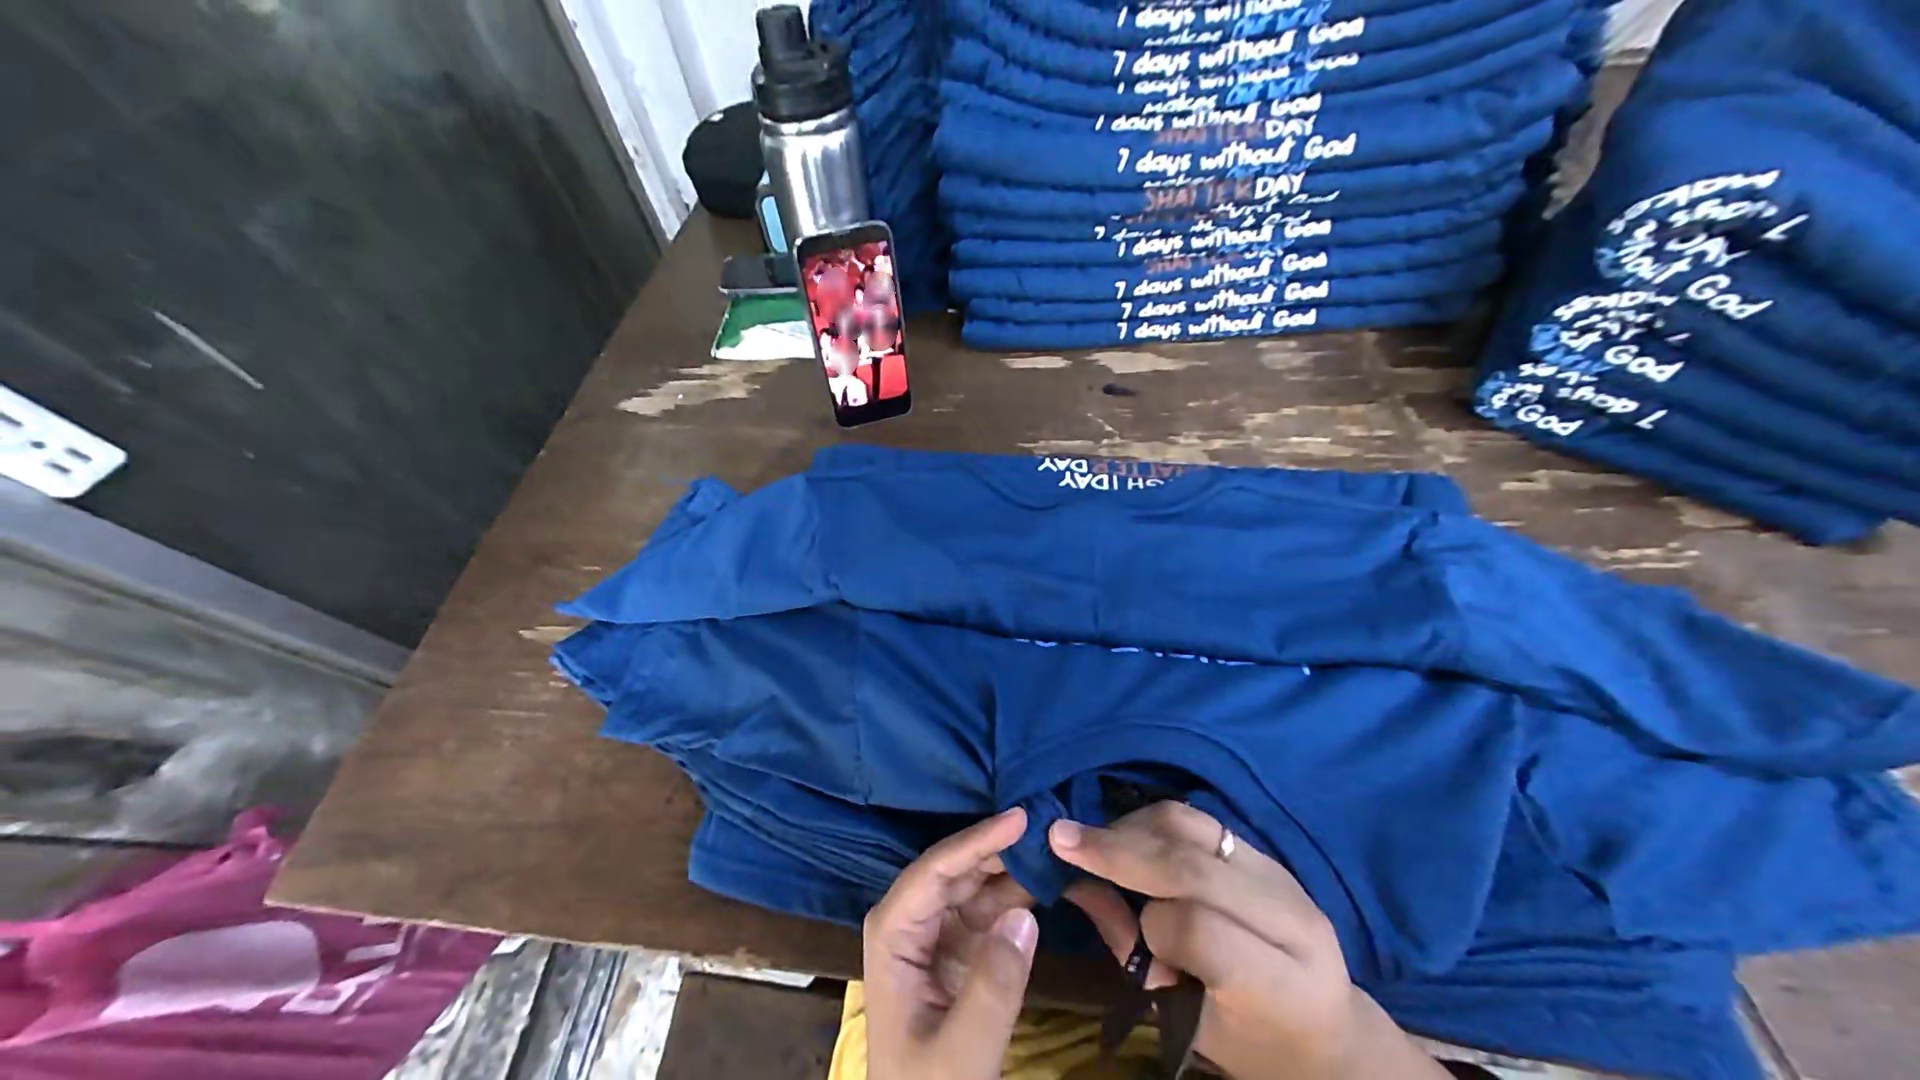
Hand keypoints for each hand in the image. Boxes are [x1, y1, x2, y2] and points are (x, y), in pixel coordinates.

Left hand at [864, 807, 1039, 1079]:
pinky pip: (993, 907)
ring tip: (1058, 841)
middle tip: (1052, 823)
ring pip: (978, 882)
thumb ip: (992, 987)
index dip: (978, 840)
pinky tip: (1051, 876)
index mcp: (893, 930)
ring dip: (1016, 864)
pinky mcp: (963, 945)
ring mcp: (938, 930)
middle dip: (1003, 846)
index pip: (936, 870)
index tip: (1021, 817)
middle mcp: (912, 918)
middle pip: (959, 868)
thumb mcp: (961, 1052)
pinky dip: (1022, 892)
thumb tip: (1025, 917)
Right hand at [1052, 802, 1451, 1079]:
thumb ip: (1136, 953)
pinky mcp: (1265, 852)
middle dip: (1119, 846)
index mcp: (1280, 984)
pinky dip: (1154, 821)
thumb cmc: (1254, 1044)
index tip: (1104, 910)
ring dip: (1133, 825)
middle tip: (1063, 837)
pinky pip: (1200, 820)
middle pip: (1192, 862)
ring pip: (1193, 825)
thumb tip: (1077, 886)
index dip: (1148, 920)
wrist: (1327, 1030)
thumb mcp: (1195, 1025)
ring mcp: (1280, 875)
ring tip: (1095, 840)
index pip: (1201, 929)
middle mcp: (1289, 917)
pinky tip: (1128, 835)